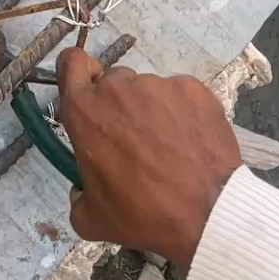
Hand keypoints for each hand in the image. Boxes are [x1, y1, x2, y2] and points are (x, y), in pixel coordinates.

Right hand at [53, 47, 241, 270]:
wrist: (208, 214)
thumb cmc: (142, 214)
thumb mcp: (90, 218)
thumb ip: (77, 193)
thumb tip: (83, 187)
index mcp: (84, 111)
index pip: (70, 62)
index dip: (76, 72)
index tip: (86, 89)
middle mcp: (117, 88)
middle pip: (111, 82)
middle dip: (116, 104)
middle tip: (131, 138)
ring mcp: (158, 84)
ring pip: (146, 90)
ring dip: (149, 110)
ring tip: (167, 145)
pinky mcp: (193, 89)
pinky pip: (178, 94)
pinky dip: (180, 112)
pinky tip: (189, 140)